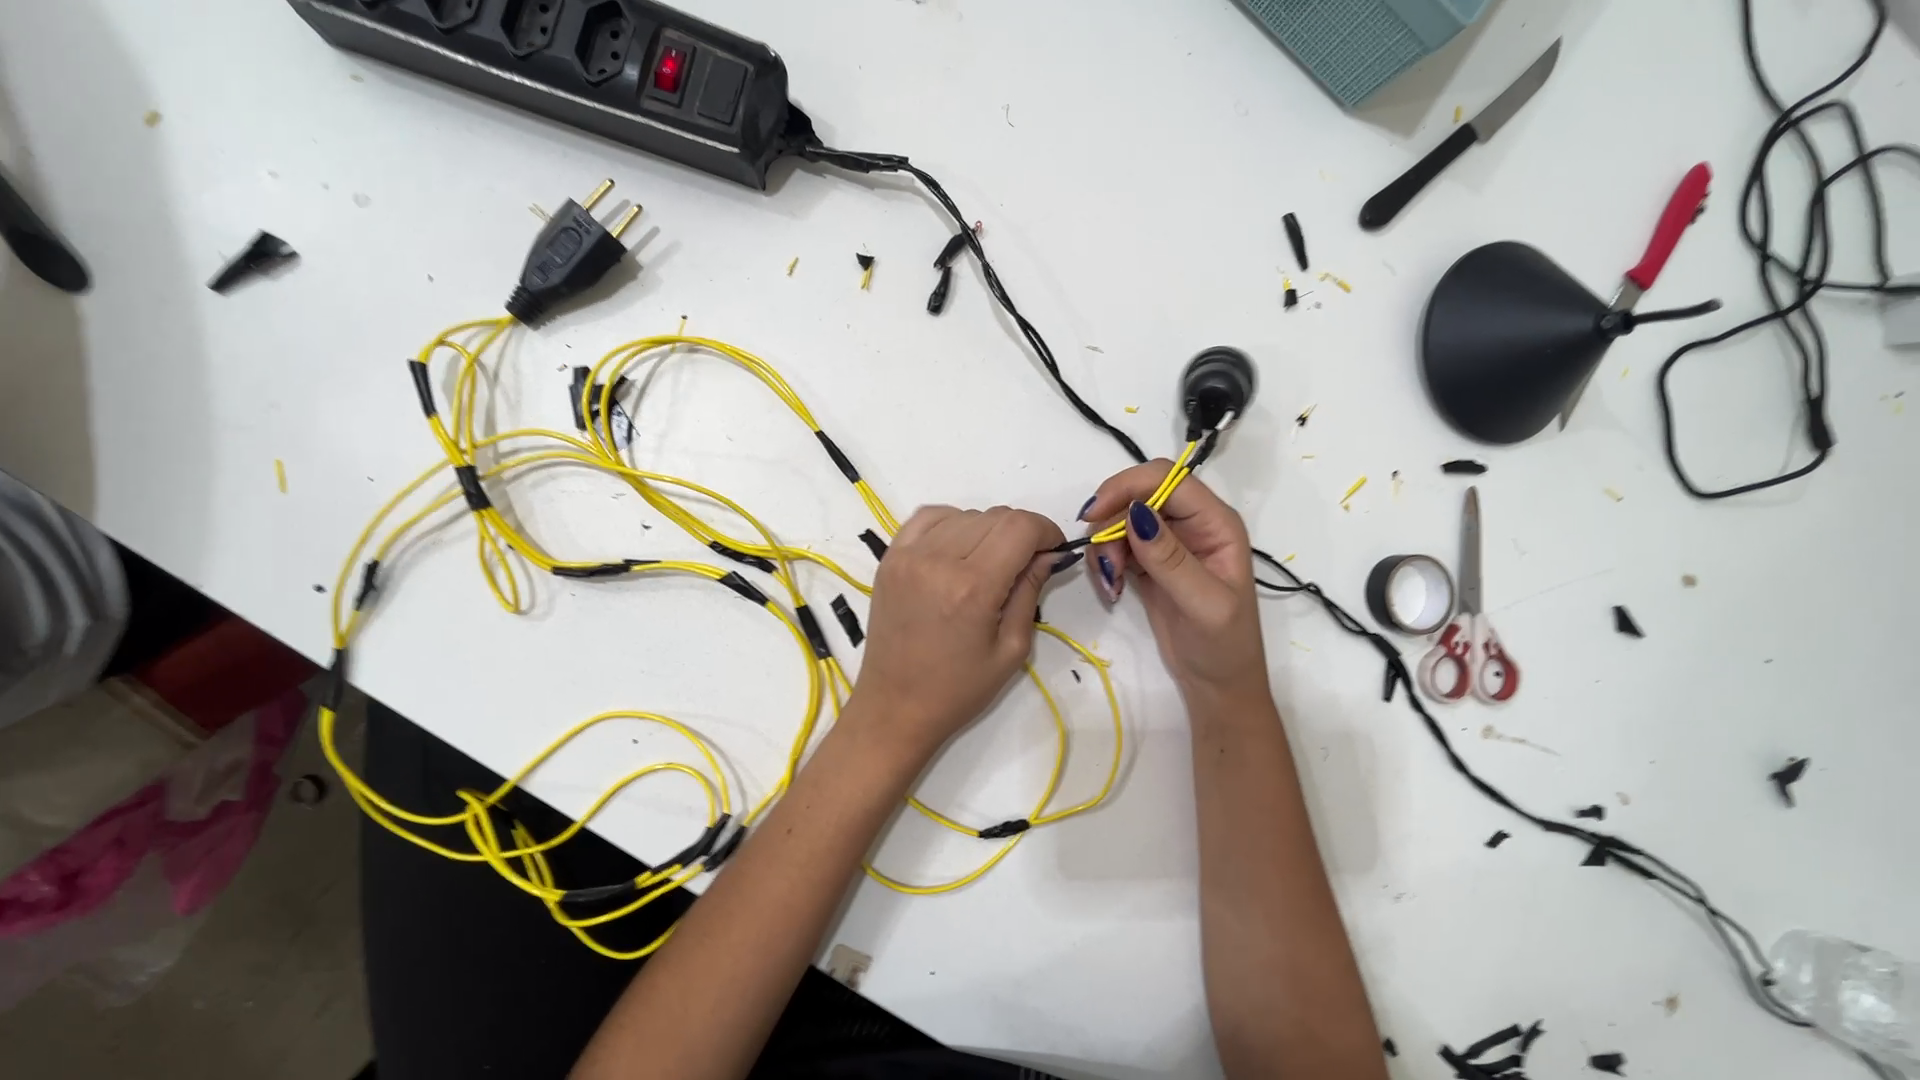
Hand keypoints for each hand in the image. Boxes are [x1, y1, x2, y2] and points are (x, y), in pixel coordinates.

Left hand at [850, 506, 1067, 759]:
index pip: (1020, 527)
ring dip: (987, 529)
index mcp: (972, 587)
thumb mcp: (1011, 649)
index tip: (1052, 550)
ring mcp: (908, 556)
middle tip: (1025, 563)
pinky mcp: (889, 559)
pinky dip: (952, 523)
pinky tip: (959, 548)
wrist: (894, 707)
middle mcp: (937, 561)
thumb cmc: (958, 690)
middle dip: (1021, 532)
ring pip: (964, 514)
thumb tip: (1046, 554)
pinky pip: (928, 517)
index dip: (1046, 531)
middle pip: (995, 516)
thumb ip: (1029, 592)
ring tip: (989, 561)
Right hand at [1080, 463, 1268, 701]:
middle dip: (1111, 519)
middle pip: (1139, 493)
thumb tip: (1135, 514)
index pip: (1167, 479)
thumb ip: (1170, 558)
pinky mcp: (1150, 561)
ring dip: (1105, 545)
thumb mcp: (1204, 604)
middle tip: (1104, 563)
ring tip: (1111, 583)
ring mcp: (1169, 542)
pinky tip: (1112, 588)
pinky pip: (1117, 542)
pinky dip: (1105, 560)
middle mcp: (1193, 524)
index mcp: (1216, 523)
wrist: (1217, 684)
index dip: (1128, 487)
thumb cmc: (1224, 646)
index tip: (1094, 515)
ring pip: (1122, 518)